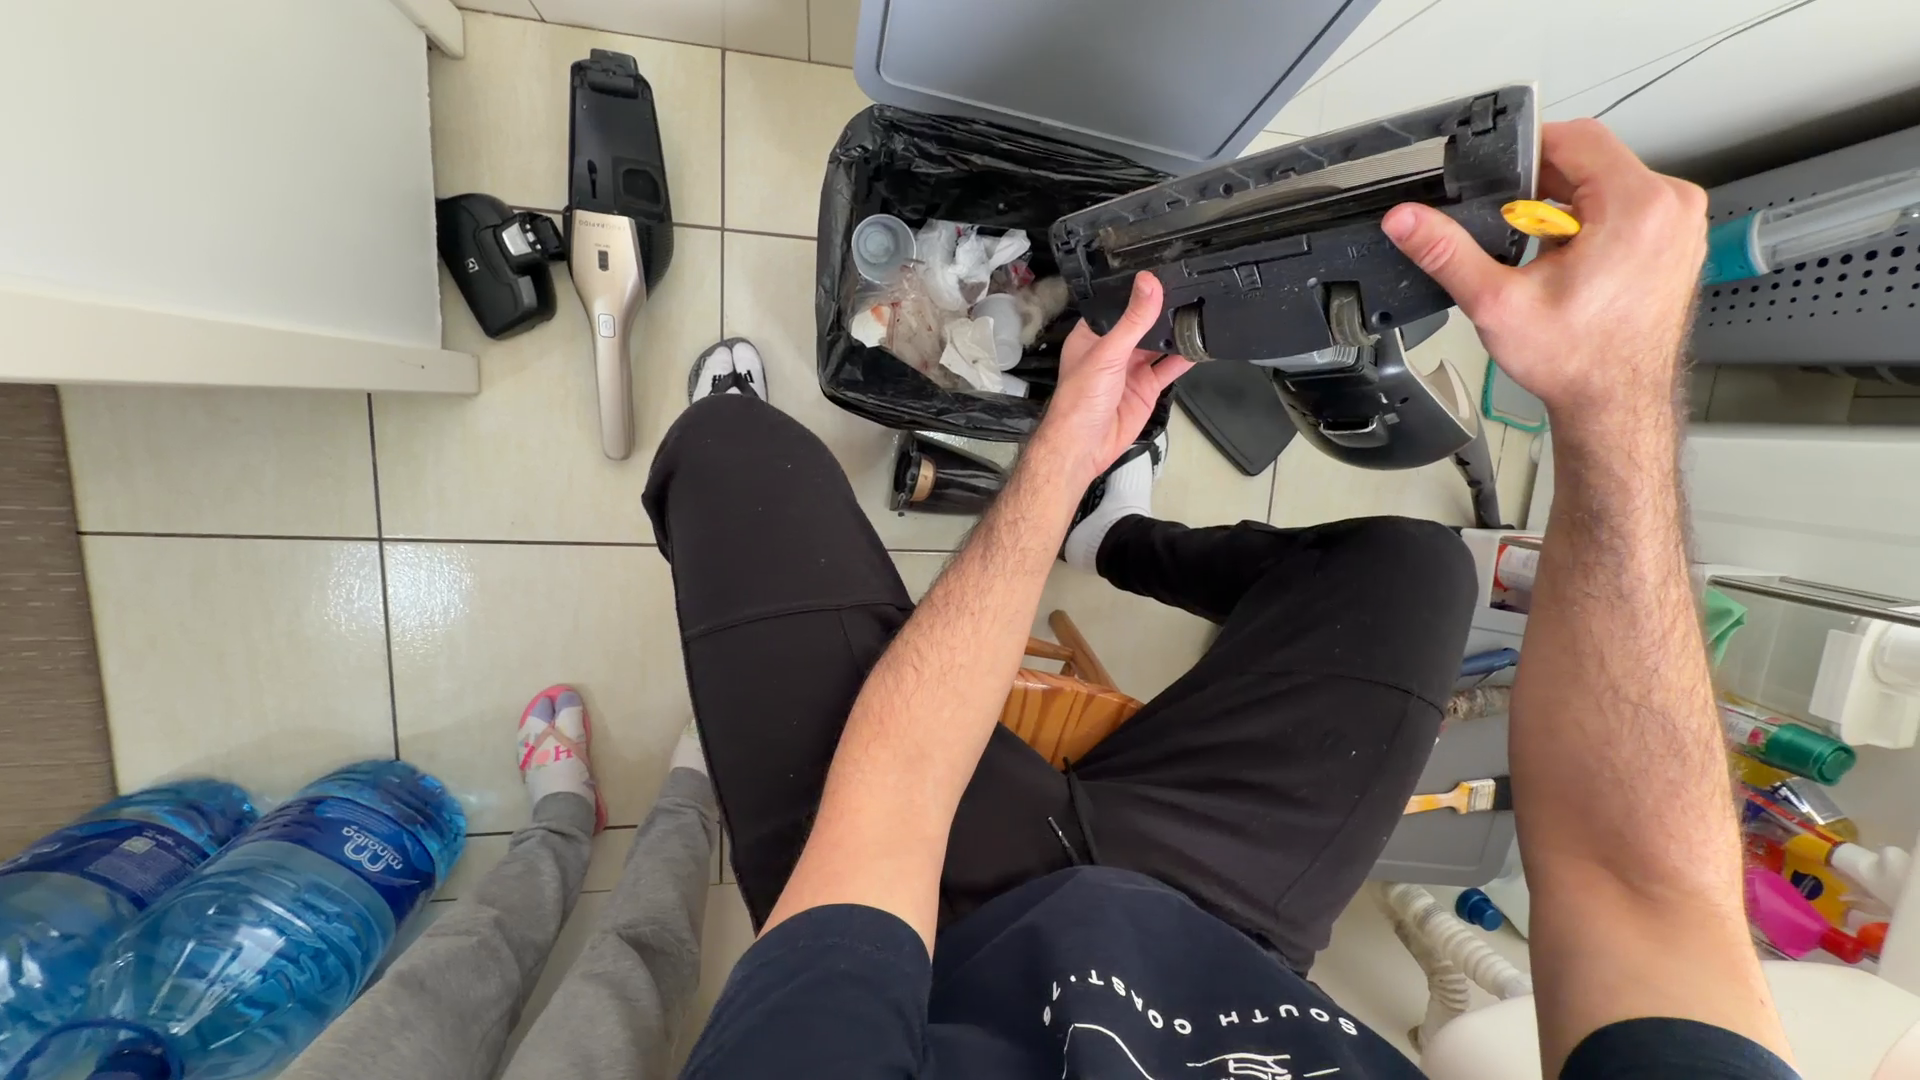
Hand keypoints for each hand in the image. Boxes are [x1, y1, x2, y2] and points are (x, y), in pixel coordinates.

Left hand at [1036, 272, 1193, 485]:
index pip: (1118, 306)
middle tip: (1189, 292)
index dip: (1138, 293)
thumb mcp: (1108, 353)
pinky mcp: (1145, 389)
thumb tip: (1148, 285)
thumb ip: (1132, 320)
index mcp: (1092, 337)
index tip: (1162, 275)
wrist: (1083, 446)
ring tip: (1198, 314)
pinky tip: (1199, 346)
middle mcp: (1112, 352)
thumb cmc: (1078, 402)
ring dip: (1176, 334)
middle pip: (1142, 326)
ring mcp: (1129, 371)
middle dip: (1162, 313)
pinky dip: (1184, 359)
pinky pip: (1168, 369)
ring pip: (1158, 346)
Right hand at [1381, 119, 1707, 439]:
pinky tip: (1561, 265)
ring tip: (1534, 256)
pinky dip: (1587, 226)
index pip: (1579, 138)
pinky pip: (1626, 210)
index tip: (1494, 173)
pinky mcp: (1674, 242)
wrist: (1613, 399)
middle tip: (1506, 231)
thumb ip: (1447, 253)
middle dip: (1540, 190)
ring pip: (1606, 187)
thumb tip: (1408, 220)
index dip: (1527, 149)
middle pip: (1592, 162)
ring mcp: (1678, 224)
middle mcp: (1671, 205)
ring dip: (1561, 210)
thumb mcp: (1494, 302)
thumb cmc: (1573, 357)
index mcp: (1636, 206)